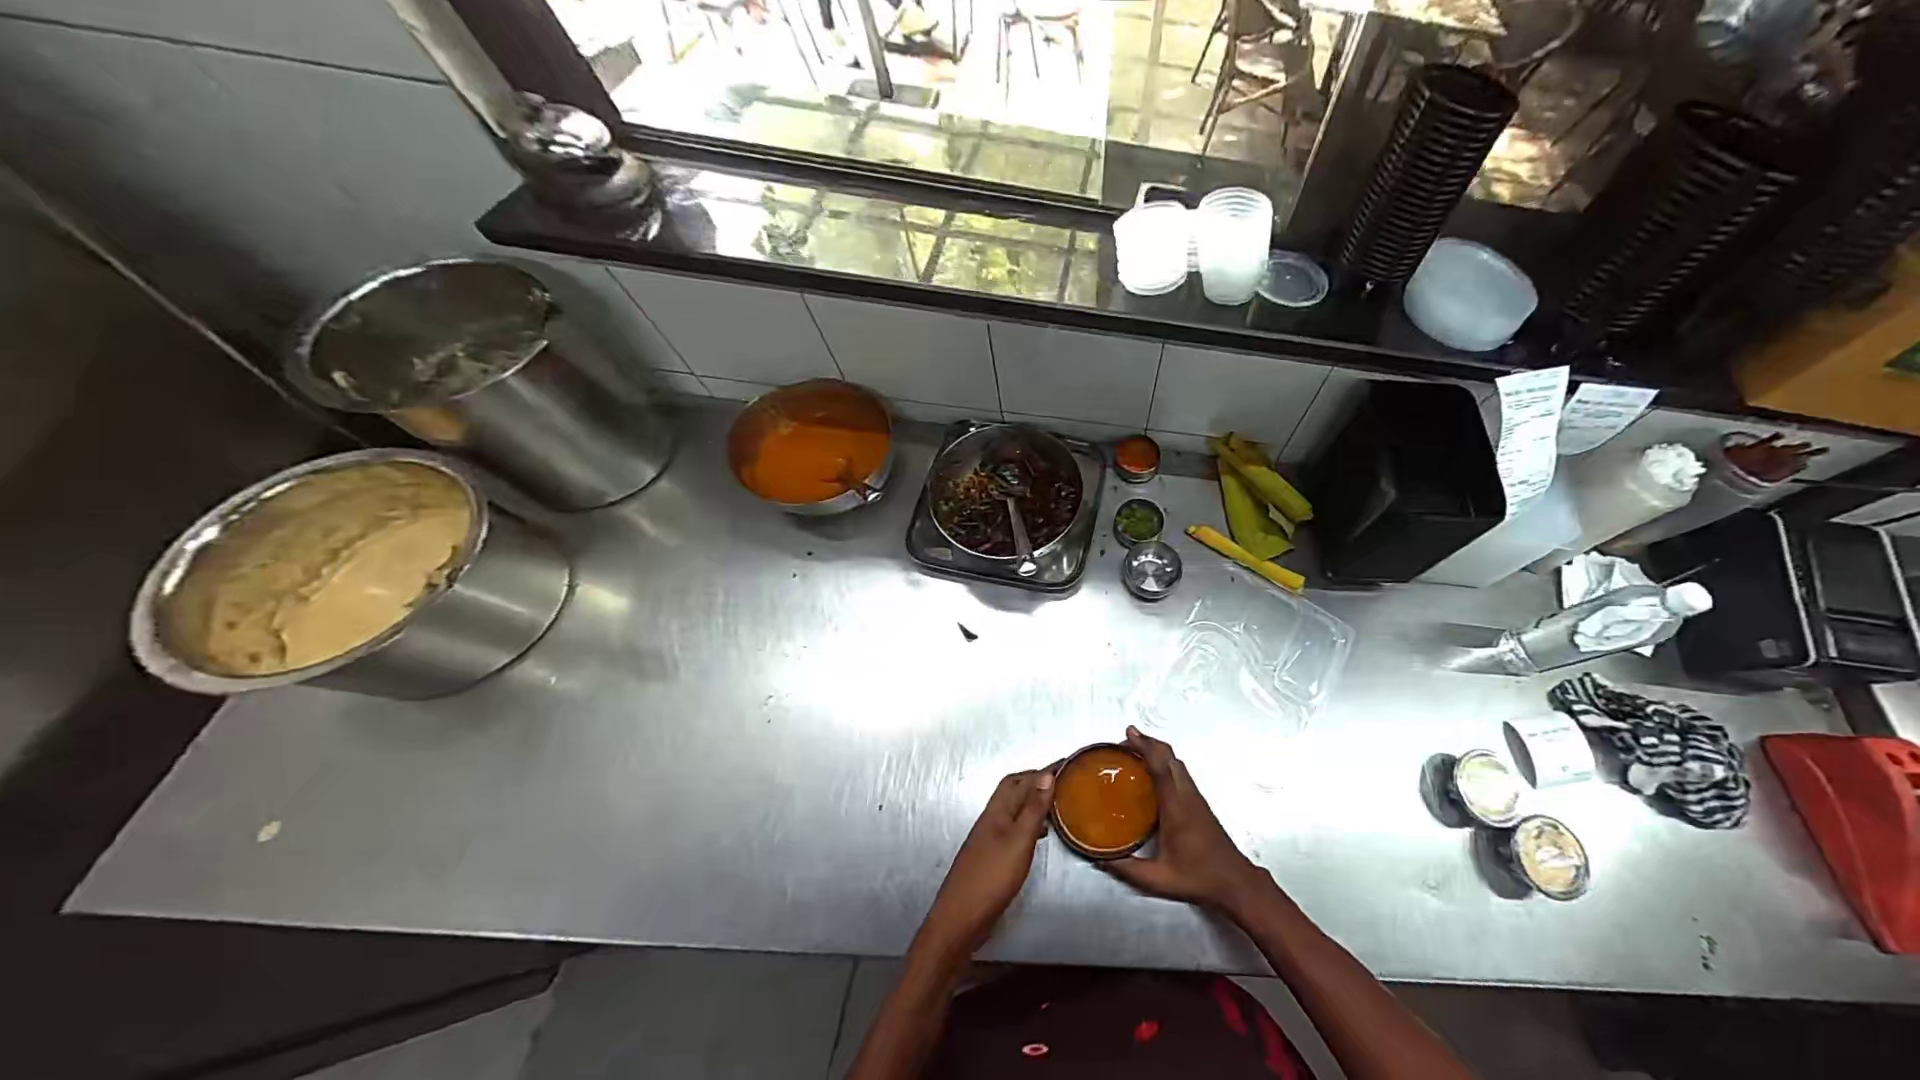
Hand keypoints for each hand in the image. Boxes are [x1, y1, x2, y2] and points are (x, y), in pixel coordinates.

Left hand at [921, 768, 1054, 953]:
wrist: (961, 917)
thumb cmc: (992, 877)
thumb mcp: (1018, 841)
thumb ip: (1032, 809)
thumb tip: (1046, 775)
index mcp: (996, 811)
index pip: (1019, 781)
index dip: (1040, 771)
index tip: (1064, 764)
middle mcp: (991, 820)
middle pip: (1012, 791)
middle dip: (1035, 781)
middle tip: (1060, 780)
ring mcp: (989, 839)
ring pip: (1013, 810)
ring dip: (1032, 802)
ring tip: (1055, 803)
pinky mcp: (992, 857)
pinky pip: (1014, 829)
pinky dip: (1029, 824)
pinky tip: (1039, 834)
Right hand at [1103, 726, 1271, 913]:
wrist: (1236, 883)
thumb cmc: (1198, 878)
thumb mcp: (1158, 878)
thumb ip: (1127, 868)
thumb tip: (1099, 859)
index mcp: (1176, 808)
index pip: (1160, 767)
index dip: (1145, 746)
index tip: (1129, 733)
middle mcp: (1187, 796)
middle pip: (1169, 757)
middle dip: (1147, 742)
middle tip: (1124, 742)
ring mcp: (1196, 798)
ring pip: (1176, 762)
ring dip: (1156, 751)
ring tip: (1134, 753)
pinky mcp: (1199, 804)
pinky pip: (1180, 772)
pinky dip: (1164, 762)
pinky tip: (1152, 773)